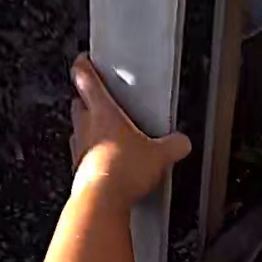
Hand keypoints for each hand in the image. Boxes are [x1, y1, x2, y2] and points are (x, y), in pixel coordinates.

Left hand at [69, 54, 191, 206]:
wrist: (102, 200)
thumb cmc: (122, 170)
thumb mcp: (159, 155)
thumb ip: (173, 146)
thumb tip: (183, 142)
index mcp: (103, 112)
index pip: (86, 78)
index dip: (84, 66)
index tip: (84, 61)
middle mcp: (85, 127)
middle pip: (78, 103)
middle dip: (86, 99)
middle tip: (98, 99)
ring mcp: (79, 150)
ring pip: (79, 130)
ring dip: (88, 128)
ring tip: (106, 135)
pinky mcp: (79, 171)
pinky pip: (83, 156)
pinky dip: (92, 155)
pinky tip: (107, 164)